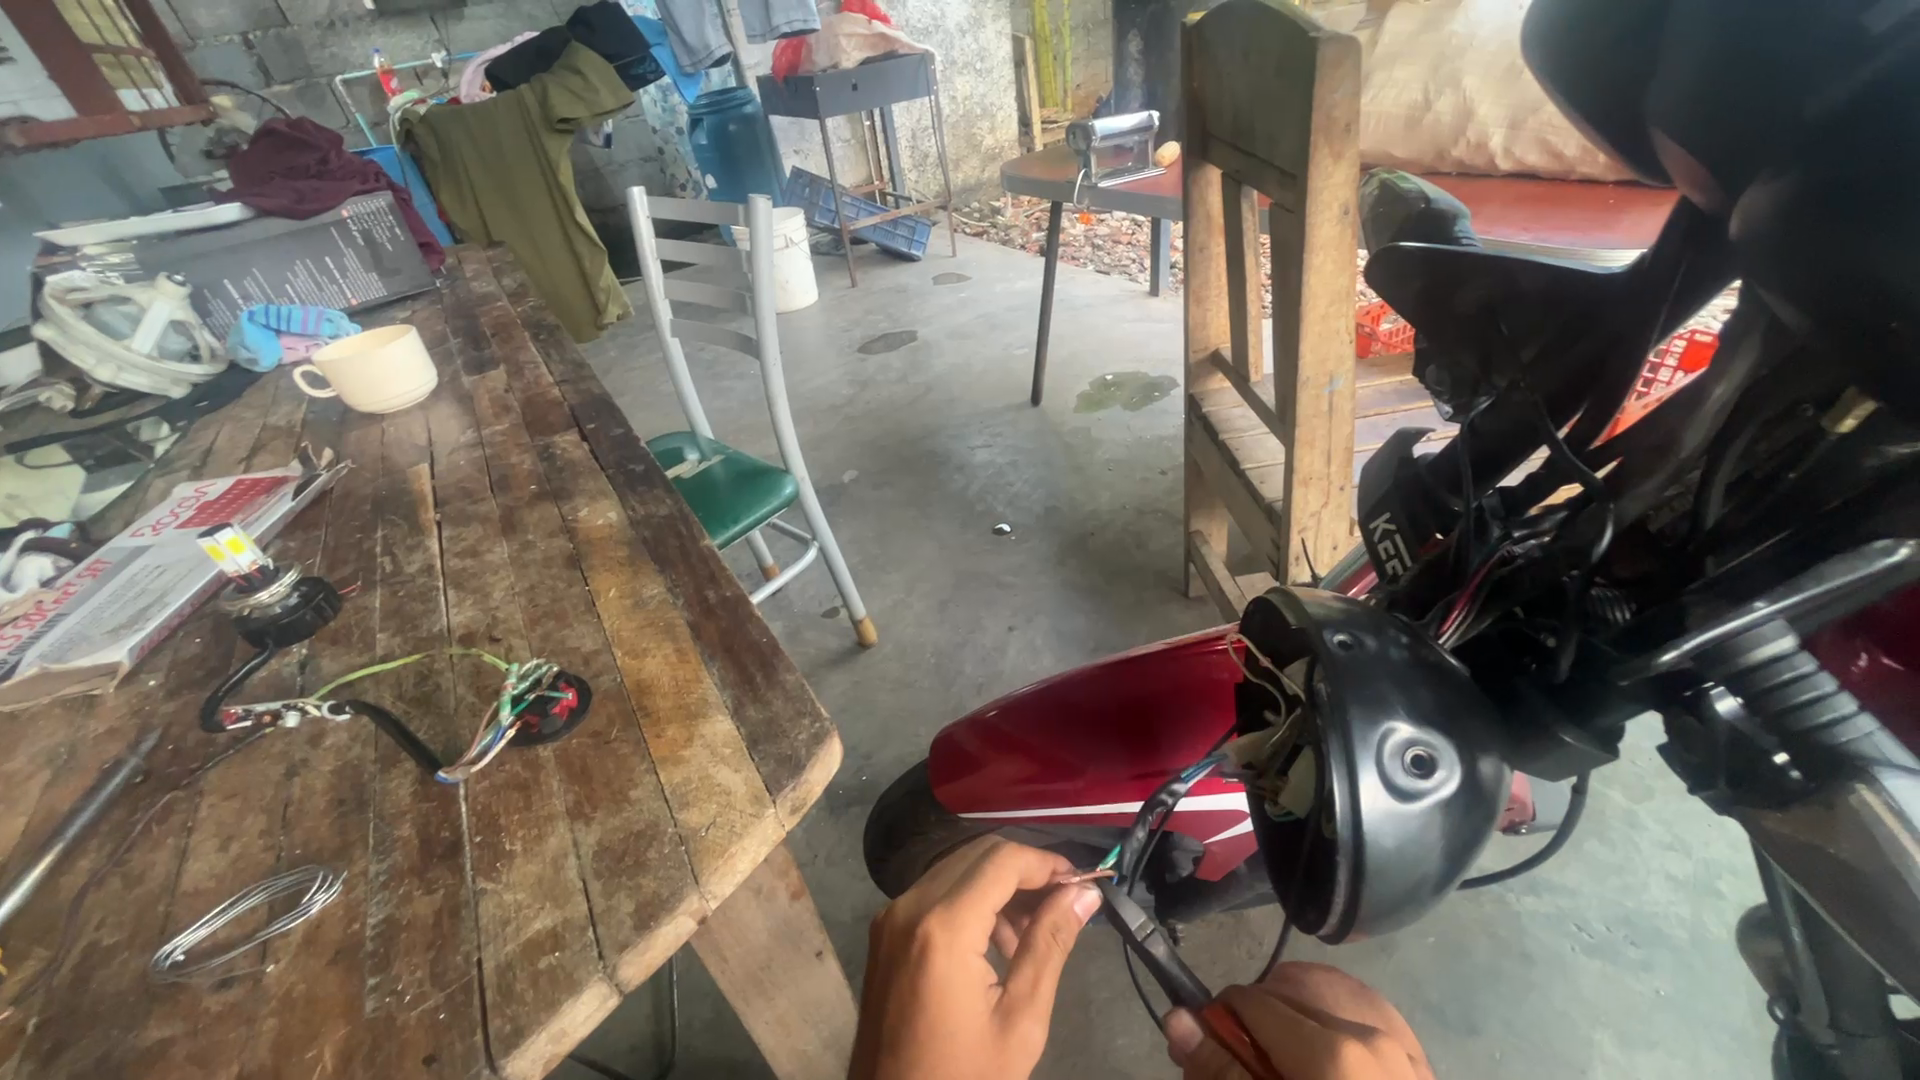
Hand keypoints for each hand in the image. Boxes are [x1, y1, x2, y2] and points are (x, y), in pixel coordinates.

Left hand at [850, 836, 1104, 1079]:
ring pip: (957, 869)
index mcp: (942, 926)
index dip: (1046, 862)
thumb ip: (1050, 945)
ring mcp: (890, 917)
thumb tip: (1084, 893)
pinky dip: (970, 901)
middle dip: (1026, 871)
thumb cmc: (963, 1079)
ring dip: (999, 886)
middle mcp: (909, 906)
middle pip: (979, 855)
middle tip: (1064, 904)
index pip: (1003, 860)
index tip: (1081, 882)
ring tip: (1033, 934)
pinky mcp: (884, 933)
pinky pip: (935, 893)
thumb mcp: (1019, 1021)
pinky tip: (996, 943)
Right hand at [1164, 962, 1434, 1079]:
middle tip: (1242, 1075)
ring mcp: (1400, 1050)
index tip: (1210, 1061)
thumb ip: (1224, 1070)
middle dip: (1253, 1035)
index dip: (1220, 1027)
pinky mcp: (1417, 1066)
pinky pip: (1354, 1034)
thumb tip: (1177, 1018)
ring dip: (1288, 1041)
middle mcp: (1367, 1034)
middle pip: (1281, 1003)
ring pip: (1317, 1017)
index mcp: (1330, 1048)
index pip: (1247, 999)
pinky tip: (1318, 1075)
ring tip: (1278, 1074)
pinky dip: (1326, 1050)